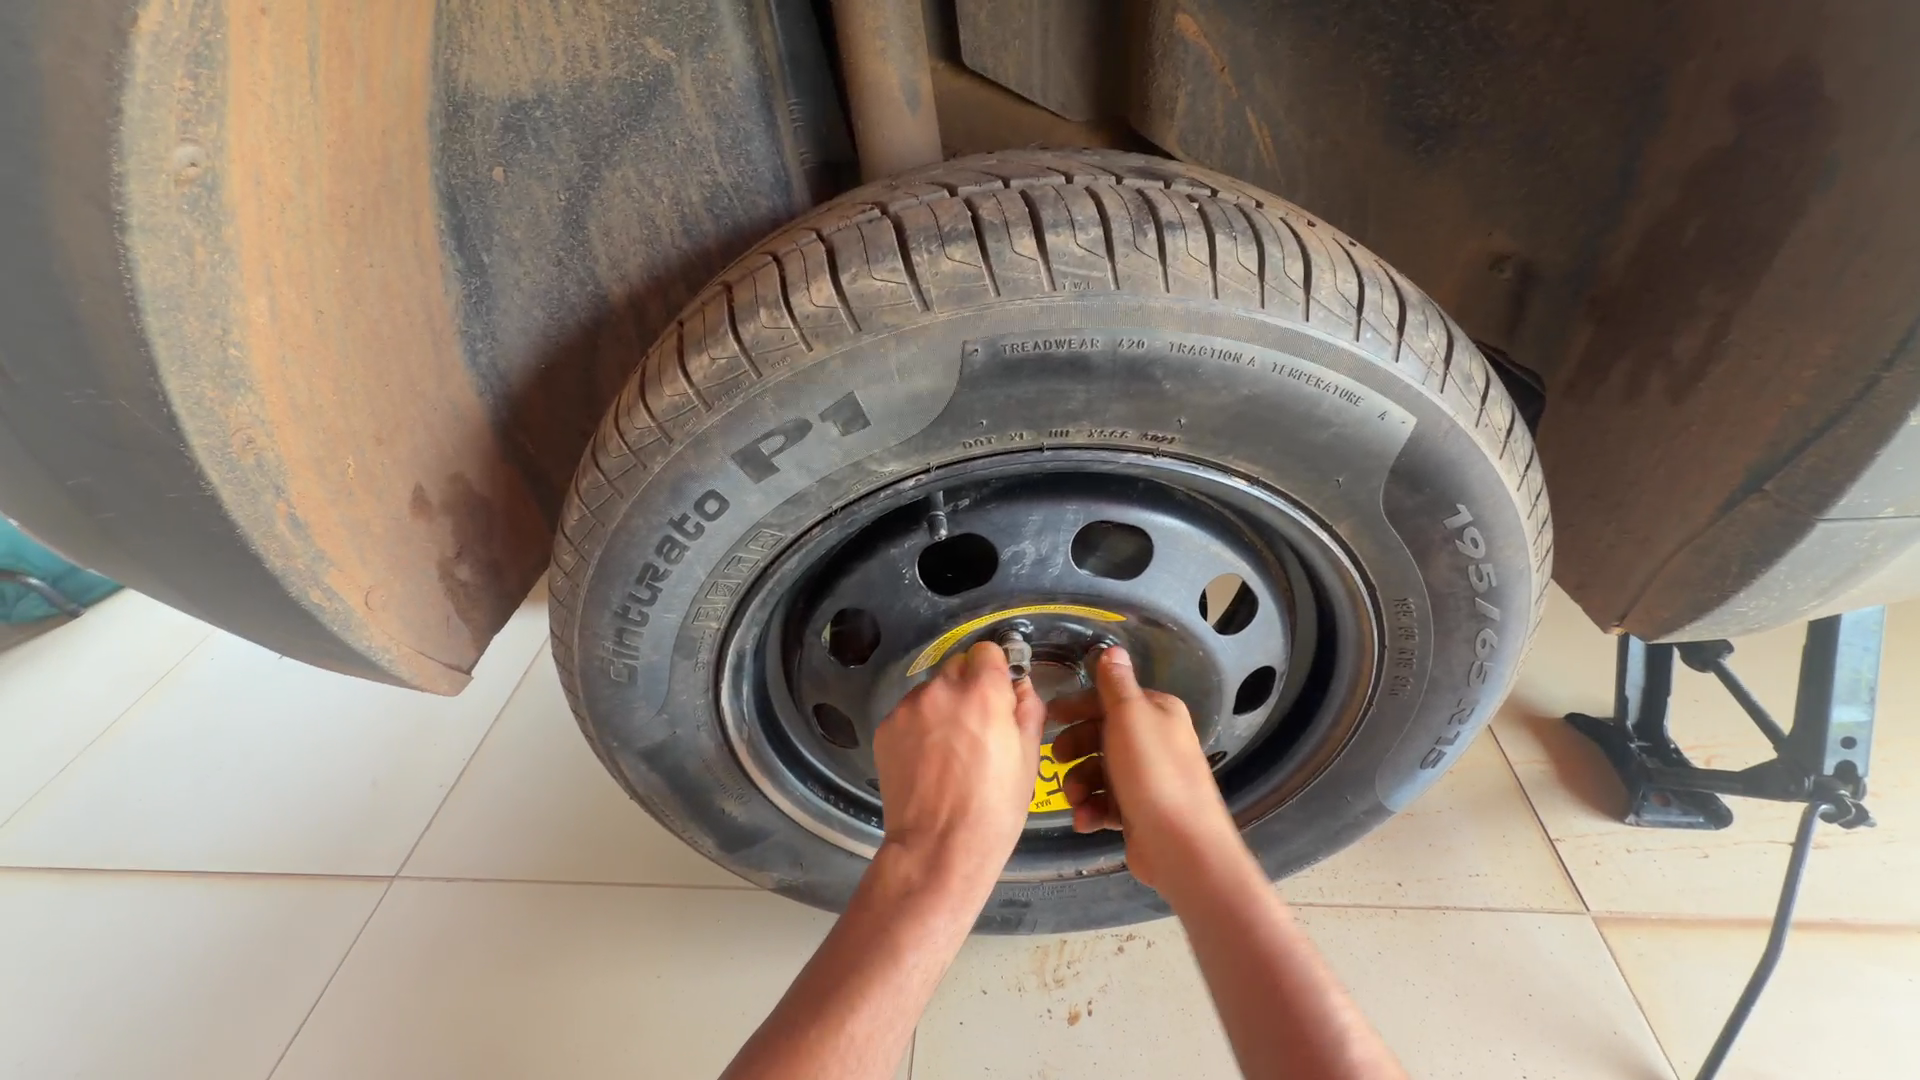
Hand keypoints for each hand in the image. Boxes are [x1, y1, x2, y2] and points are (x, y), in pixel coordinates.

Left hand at [872, 641, 1045, 886]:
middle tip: (978, 726)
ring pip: (931, 690)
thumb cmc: (993, 809)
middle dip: (969, 686)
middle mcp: (941, 690)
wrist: (938, 848)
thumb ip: (1027, 710)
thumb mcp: (1029, 759)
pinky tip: (928, 761)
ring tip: (950, 750)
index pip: (987, 651)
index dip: (996, 671)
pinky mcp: (886, 728)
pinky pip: (909, 713)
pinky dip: (920, 727)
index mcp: (982, 692)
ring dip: (943, 706)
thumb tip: (1020, 686)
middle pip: (957, 666)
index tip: (999, 695)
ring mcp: (908, 708)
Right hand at [1049, 646, 1241, 888]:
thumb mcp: (1129, 717)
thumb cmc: (1153, 774)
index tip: (1049, 716)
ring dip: (1080, 784)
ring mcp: (1147, 779)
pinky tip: (1086, 820)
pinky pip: (1106, 803)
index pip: (1109, 698)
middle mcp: (1154, 741)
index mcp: (1156, 712)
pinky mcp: (1139, 812)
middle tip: (1057, 760)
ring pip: (1099, 771)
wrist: (1182, 847)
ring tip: (1076, 799)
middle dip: (1075, 749)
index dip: (1078, 706)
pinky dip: (1092, 810)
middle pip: (1100, 735)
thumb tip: (1113, 649)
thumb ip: (1115, 684)